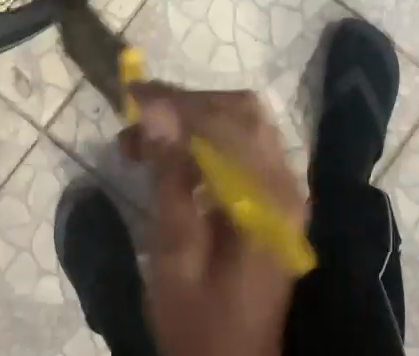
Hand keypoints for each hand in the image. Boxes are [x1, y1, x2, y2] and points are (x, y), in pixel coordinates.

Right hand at [121, 84, 309, 355]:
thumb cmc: (200, 324)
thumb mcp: (175, 256)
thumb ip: (170, 179)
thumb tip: (153, 110)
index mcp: (268, 200)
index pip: (226, 123)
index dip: (178, 101)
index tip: (132, 94)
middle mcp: (286, 184)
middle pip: (243, 112)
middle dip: (187, 103)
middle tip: (137, 115)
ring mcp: (285, 190)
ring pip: (244, 124)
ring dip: (193, 118)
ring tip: (142, 138)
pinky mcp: (275, 200)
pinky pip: (243, 147)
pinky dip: (205, 139)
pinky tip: (170, 155)